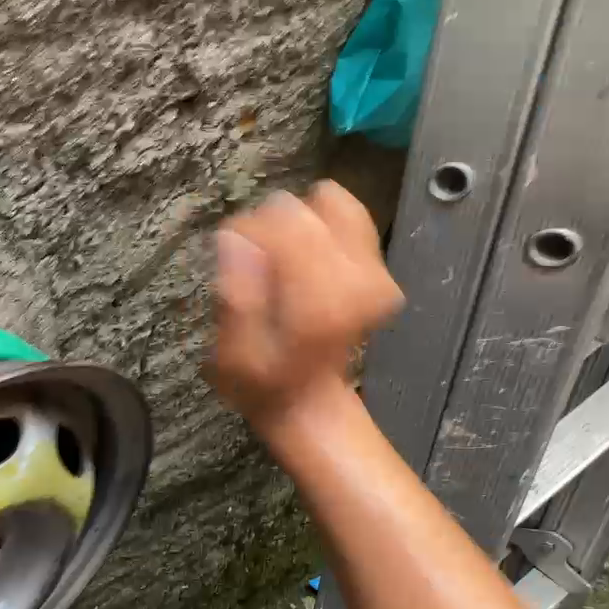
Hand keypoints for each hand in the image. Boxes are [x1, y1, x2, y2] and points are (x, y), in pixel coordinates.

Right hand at [210, 182, 403, 437]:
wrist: (308, 399)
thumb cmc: (260, 382)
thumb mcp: (231, 354)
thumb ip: (234, 297)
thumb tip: (232, 238)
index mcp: (320, 303)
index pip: (286, 226)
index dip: (248, 228)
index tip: (228, 246)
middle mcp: (359, 280)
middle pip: (307, 213)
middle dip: (270, 226)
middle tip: (249, 260)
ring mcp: (377, 273)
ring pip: (332, 209)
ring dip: (295, 225)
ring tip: (275, 257)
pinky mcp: (380, 269)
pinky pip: (352, 218)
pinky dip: (319, 227)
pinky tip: (301, 255)